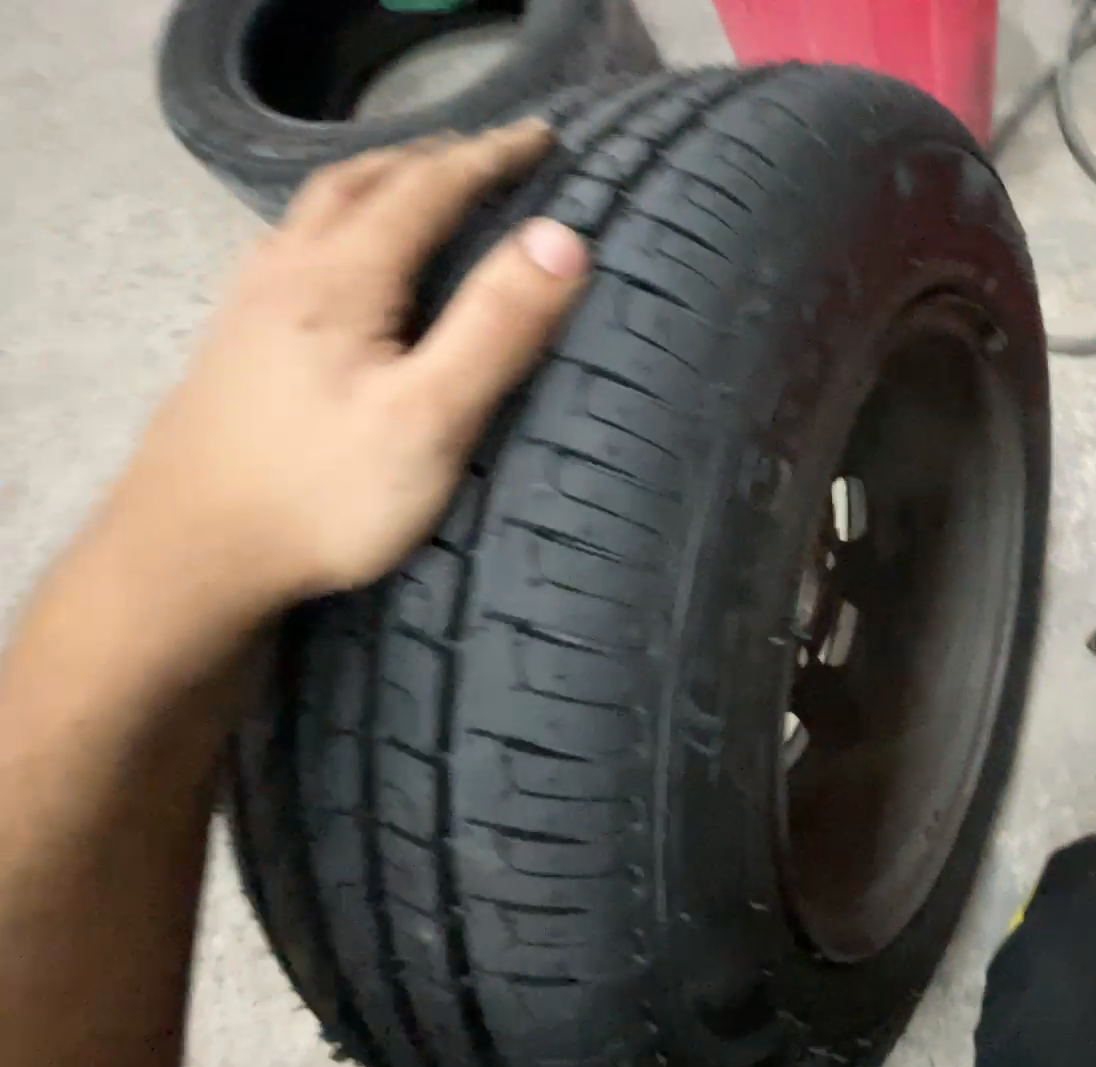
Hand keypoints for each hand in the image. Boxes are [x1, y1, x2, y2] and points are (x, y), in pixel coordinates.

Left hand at [101, 120, 589, 625]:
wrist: (190, 559)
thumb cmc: (327, 491)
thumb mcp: (433, 414)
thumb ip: (498, 326)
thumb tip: (564, 240)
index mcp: (342, 278)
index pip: (427, 189)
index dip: (489, 157)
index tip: (544, 137)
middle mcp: (289, 271)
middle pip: (363, 182)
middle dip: (437, 157)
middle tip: (496, 154)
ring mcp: (256, 304)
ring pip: (324, 208)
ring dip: (387, 181)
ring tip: (436, 184)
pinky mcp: (246, 342)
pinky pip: (303, 245)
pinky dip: (349, 220)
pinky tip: (359, 253)